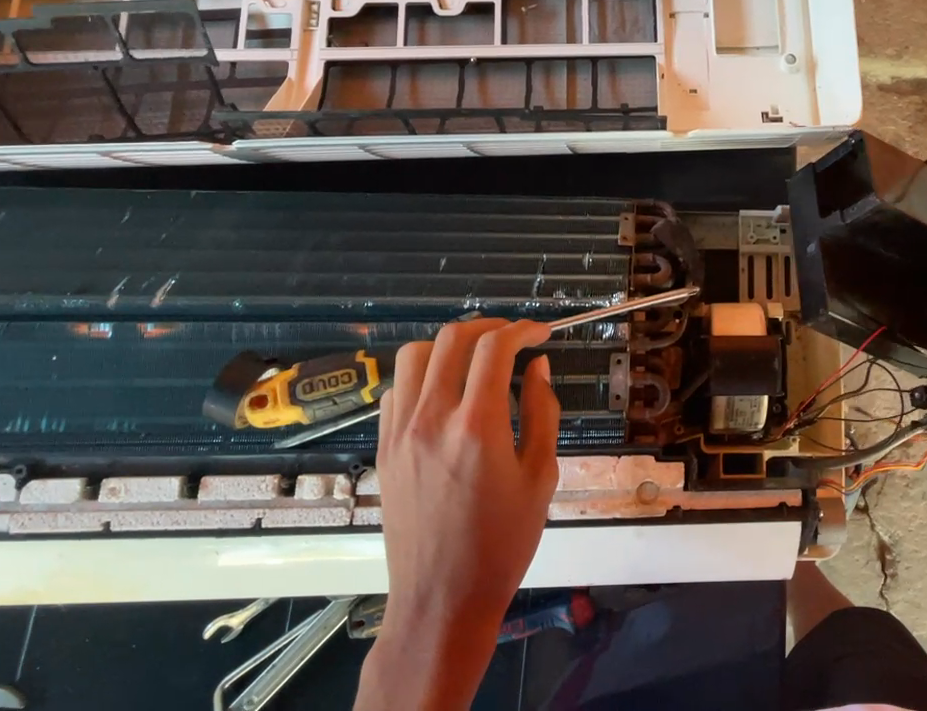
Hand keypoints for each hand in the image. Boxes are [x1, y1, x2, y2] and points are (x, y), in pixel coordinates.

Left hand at [356, 318, 559, 710]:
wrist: (442, 599)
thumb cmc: (502, 543)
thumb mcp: (541, 476)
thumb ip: (541, 412)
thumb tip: (538, 367)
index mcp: (477, 426)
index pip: (496, 347)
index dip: (523, 329)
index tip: (542, 334)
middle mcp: (432, 419)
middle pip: (452, 339)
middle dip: (489, 328)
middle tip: (514, 339)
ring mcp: (400, 432)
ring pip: (414, 356)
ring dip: (449, 345)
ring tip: (475, 359)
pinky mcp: (384, 449)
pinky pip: (395, 390)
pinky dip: (421, 376)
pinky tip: (443, 394)